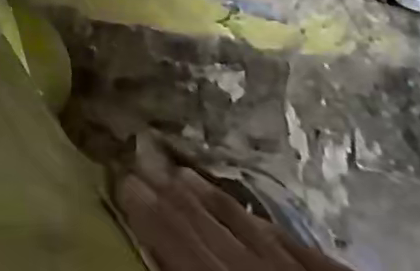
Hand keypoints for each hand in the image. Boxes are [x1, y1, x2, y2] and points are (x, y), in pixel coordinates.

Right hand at [117, 166, 354, 270]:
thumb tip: (157, 257)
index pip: (180, 244)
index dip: (150, 212)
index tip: (125, 180)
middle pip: (208, 229)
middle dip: (172, 196)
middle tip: (145, 163)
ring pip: (248, 226)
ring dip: (210, 200)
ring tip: (182, 172)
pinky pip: (294, 242)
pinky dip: (264, 224)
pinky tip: (250, 213)